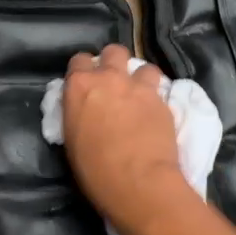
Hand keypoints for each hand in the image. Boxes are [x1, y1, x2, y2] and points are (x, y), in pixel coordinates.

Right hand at [61, 45, 188, 232]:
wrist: (140, 183)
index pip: (79, 60)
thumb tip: (82, 109)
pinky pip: (160, 90)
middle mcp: (109, 78)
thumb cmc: (95, 169)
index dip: (83, 70)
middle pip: (113, 51)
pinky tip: (155, 113)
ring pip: (143, 66)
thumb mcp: (72, 139)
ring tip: (140, 94)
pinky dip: (156, 98)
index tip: (86, 83)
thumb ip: (76, 113)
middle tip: (114, 82)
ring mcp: (139, 87)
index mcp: (80, 86)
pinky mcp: (163, 102)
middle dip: (114, 62)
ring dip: (140, 77)